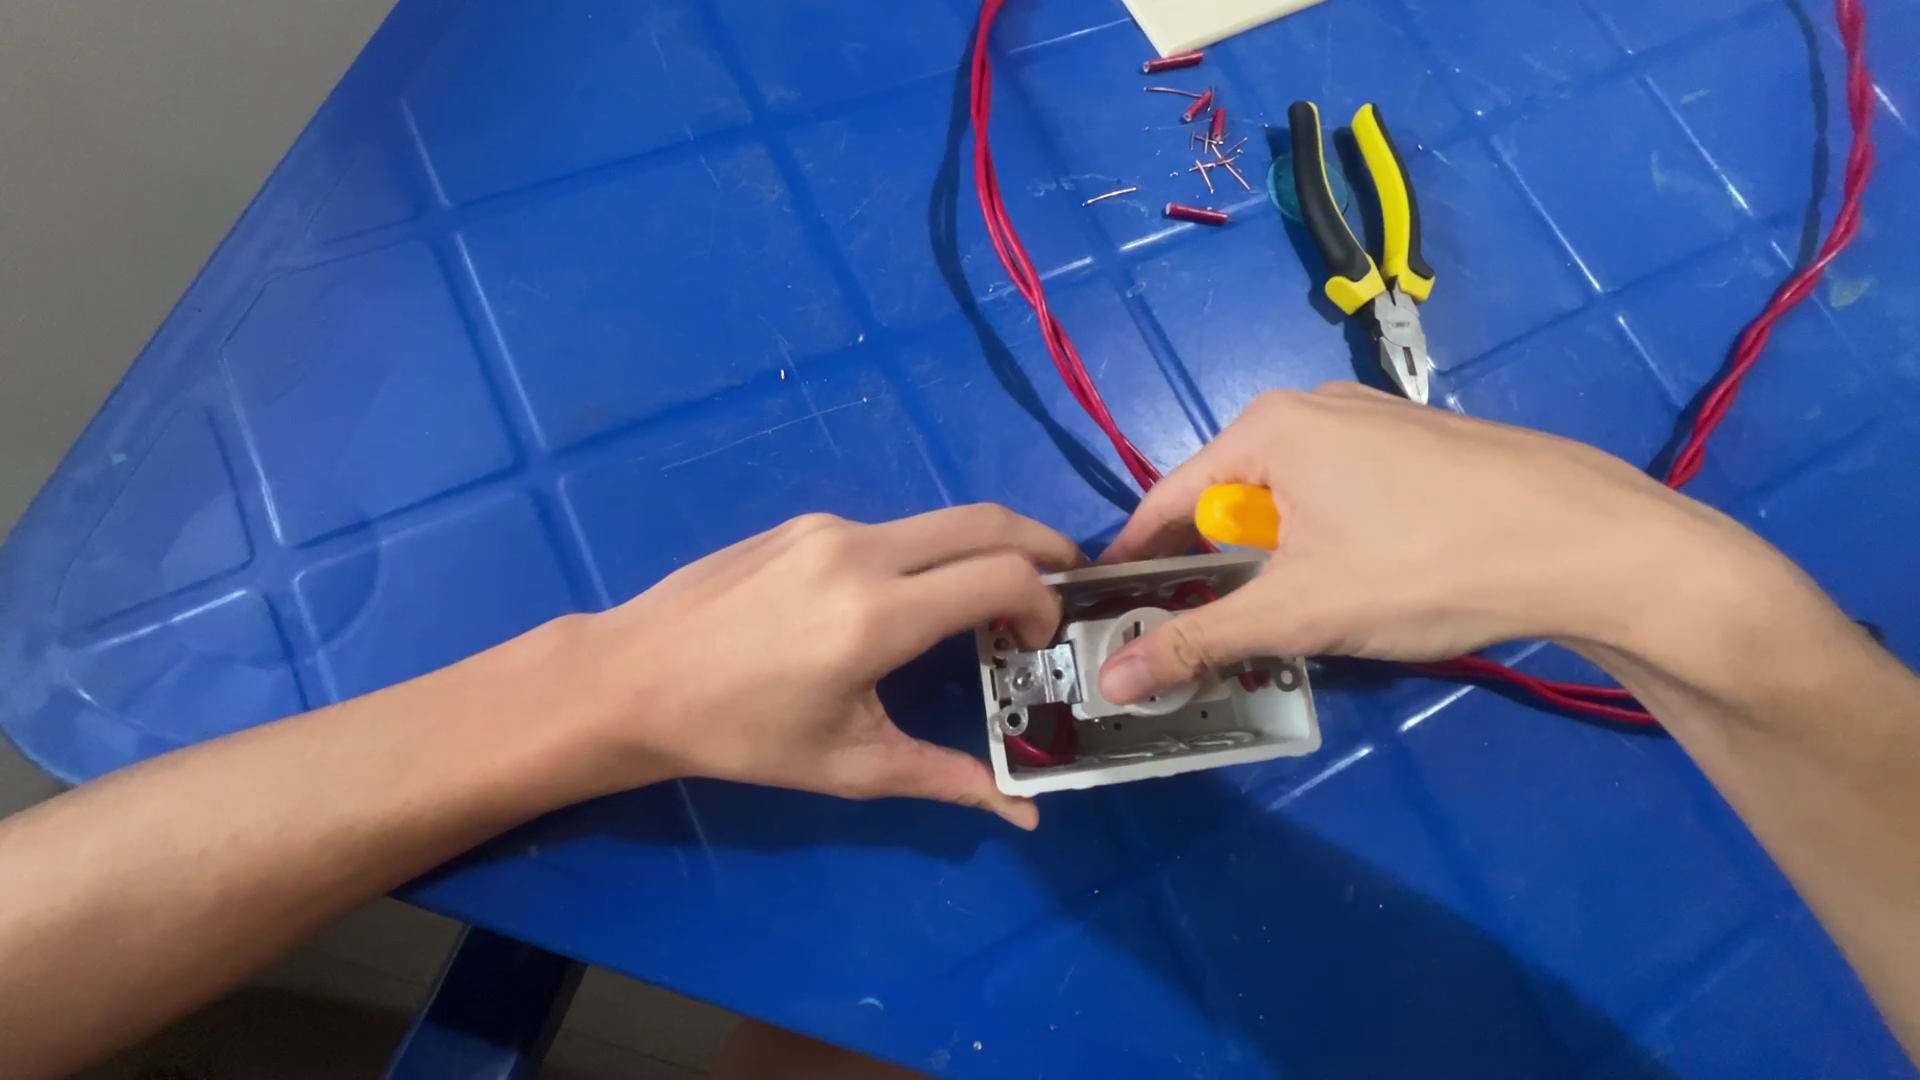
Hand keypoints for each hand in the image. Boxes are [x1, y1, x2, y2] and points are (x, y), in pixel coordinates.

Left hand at [563, 507, 1083, 828]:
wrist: (632, 678)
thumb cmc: (740, 735)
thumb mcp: (849, 765)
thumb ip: (946, 779)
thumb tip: (1023, 815)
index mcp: (878, 616)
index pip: (1002, 574)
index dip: (1043, 600)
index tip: (1039, 638)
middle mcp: (863, 552)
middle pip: (986, 519)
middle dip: (1042, 543)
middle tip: (1066, 578)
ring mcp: (830, 528)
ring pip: (940, 520)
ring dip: (981, 550)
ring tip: (985, 599)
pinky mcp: (806, 522)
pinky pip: (891, 529)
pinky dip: (927, 554)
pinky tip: (905, 599)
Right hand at [1095, 384, 1748, 704]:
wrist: (1606, 551)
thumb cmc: (1426, 567)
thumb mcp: (1297, 611)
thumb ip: (1196, 641)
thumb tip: (1111, 681)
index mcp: (1265, 428)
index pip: (1165, 499)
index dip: (1135, 558)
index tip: (1113, 606)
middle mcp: (1308, 407)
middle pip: (1224, 498)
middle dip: (1211, 564)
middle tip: (1207, 623)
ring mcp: (1367, 418)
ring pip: (1281, 497)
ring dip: (1268, 555)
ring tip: (1290, 607)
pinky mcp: (1412, 441)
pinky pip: (1331, 490)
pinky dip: (1318, 536)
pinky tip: (1356, 573)